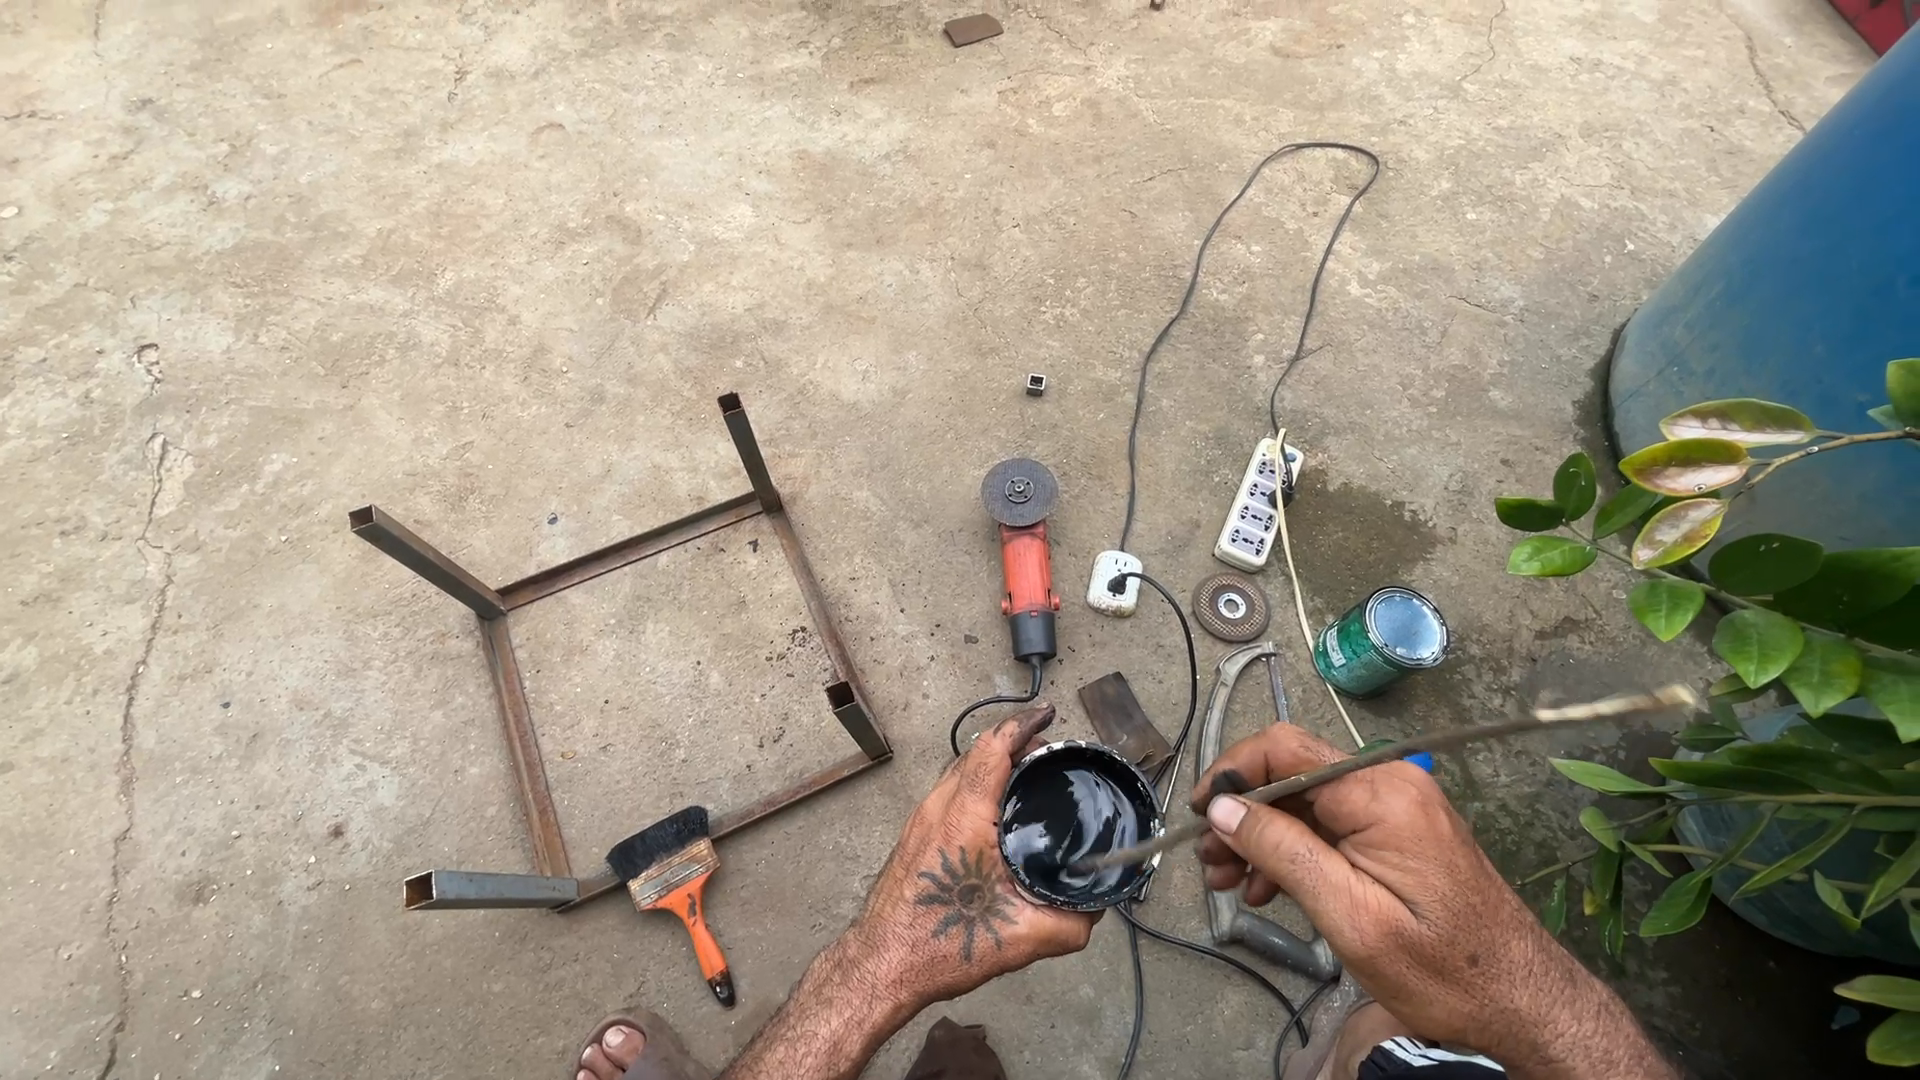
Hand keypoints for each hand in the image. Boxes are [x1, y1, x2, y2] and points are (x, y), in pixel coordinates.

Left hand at [851, 703, 1096, 1010]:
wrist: (881, 962)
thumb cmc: (940, 943)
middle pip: (977, 750)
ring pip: (959, 767)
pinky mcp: (913, 832)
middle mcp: (939, 805)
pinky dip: (976, 779)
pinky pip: (949, 788)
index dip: (1024, 724)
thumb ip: (1070, 923)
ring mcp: (921, 816)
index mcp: (965, 815)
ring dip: (992, 759)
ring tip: (1025, 770)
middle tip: (1047, 747)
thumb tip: (1096, 909)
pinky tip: (993, 805)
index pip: (994, 747)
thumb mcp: (1020, 938)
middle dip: (1014, 739)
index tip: (1049, 714)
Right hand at [1190, 724, 1669, 1076]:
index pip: (1283, 750)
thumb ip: (1282, 852)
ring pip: (1300, 799)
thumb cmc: (1442, 970)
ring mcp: (1391, 801)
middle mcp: (1385, 780)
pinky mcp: (1392, 825)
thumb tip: (1222, 809)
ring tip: (1226, 878)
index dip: (1231, 772)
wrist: (1525, 1006)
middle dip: (1241, 812)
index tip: (1202, 813)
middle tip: (1208, 860)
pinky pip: (1325, 821)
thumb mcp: (1350, 916)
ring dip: (1259, 834)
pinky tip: (1265, 885)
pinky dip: (1290, 847)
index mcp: (1378, 792)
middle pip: (1287, 772)